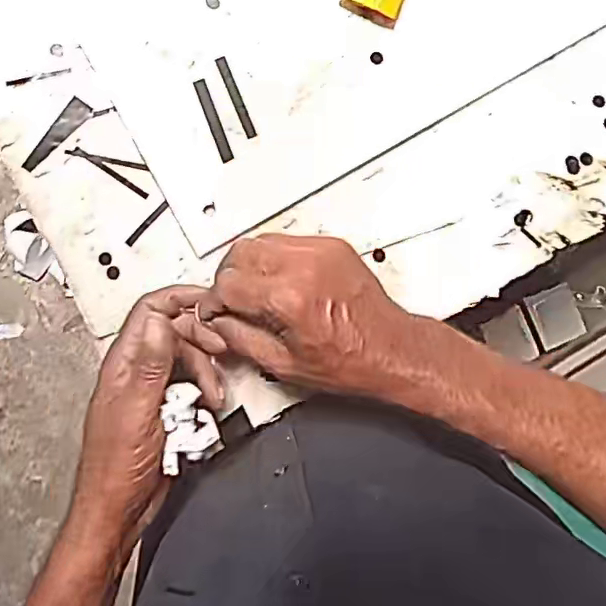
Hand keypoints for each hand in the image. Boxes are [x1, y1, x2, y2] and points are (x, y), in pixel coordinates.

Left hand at [69, 285, 223, 543]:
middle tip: (220, 354)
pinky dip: (204, 395)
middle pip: (176, 331)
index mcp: (124, 362)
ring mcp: (152, 390)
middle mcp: (137, 370)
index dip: (180, 298)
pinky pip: (192, 388)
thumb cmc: (115, 471)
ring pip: (188, 360)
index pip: (151, 309)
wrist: (117, 513)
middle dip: (202, 341)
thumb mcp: (137, 411)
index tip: (209, 302)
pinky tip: (207, 410)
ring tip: (212, 397)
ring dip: (207, 374)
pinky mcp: (166, 410)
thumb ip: (151, 364)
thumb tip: (160, 320)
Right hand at [187, 235, 436, 399]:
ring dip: (249, 263)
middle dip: (227, 277)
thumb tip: (219, 322)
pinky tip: (279, 280)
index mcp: (290, 298)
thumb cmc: (351, 362)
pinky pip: (287, 240)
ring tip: (255, 290)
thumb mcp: (285, 365)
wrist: (391, 349)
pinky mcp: (330, 245)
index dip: (214, 301)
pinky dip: (274, 257)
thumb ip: (241, 339)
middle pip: (239, 252)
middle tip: (231, 299)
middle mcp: (304, 266)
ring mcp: (319, 251)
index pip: (227, 283)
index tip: (217, 311)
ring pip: (260, 240)